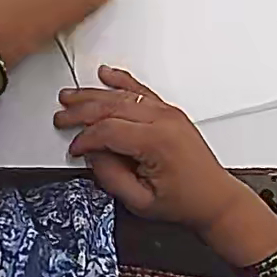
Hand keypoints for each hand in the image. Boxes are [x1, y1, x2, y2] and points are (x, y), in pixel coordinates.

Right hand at [56, 66, 276, 266]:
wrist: (215, 199)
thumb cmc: (186, 201)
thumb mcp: (140, 201)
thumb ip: (111, 176)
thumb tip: (92, 155)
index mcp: (156, 142)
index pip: (108, 130)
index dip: (85, 139)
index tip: (75, 149)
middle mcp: (163, 121)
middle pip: (111, 107)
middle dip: (81, 111)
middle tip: (62, 117)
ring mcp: (168, 113)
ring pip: (122, 96)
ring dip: (93, 94)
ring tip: (70, 96)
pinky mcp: (170, 112)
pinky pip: (141, 91)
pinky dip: (121, 81)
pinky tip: (106, 74)